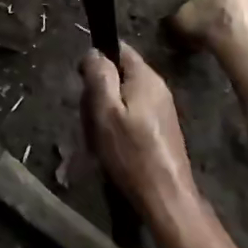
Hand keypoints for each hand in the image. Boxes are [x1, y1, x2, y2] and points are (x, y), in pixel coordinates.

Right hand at [81, 44, 196, 213]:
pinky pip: (131, 117)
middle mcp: (157, 88)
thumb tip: (94, 51)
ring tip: (97, 140)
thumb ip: (99, 76)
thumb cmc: (131, 153)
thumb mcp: (106, 111)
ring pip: (122, 99)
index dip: (96, 61)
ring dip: (104, 115)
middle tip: (89, 120)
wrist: (165, 198)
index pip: (119, 49)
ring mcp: (161, 110)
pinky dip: (116, 128)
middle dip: (98, 94)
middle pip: (118, 76)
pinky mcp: (159, 130)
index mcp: (146, 77)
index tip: (82, 83)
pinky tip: (109, 149)